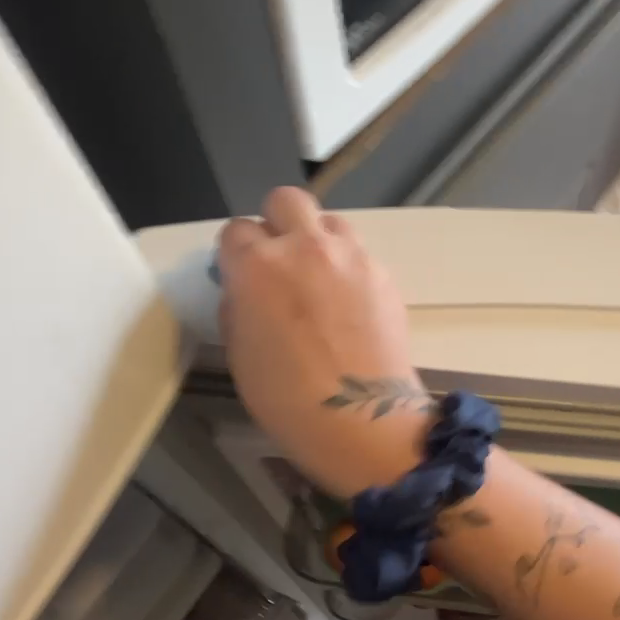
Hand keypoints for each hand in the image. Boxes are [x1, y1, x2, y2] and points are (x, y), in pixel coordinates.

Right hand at [219, 187, 429, 498]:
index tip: (241, 275)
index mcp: (258, 266)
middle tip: (279, 260)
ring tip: (319, 277)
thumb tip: (245, 290)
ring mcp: (351, 257)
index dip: (236, 253)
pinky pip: (359, 254)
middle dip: (277, 223)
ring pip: (329, 221)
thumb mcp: (239, 355)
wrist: (363, 419)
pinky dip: (348, 268)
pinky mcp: (384, 275)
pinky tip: (349, 304)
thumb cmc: (289, 400)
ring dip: (317, 239)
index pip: (235, 230)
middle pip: (285, 201)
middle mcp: (305, 247)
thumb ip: (238, 307)